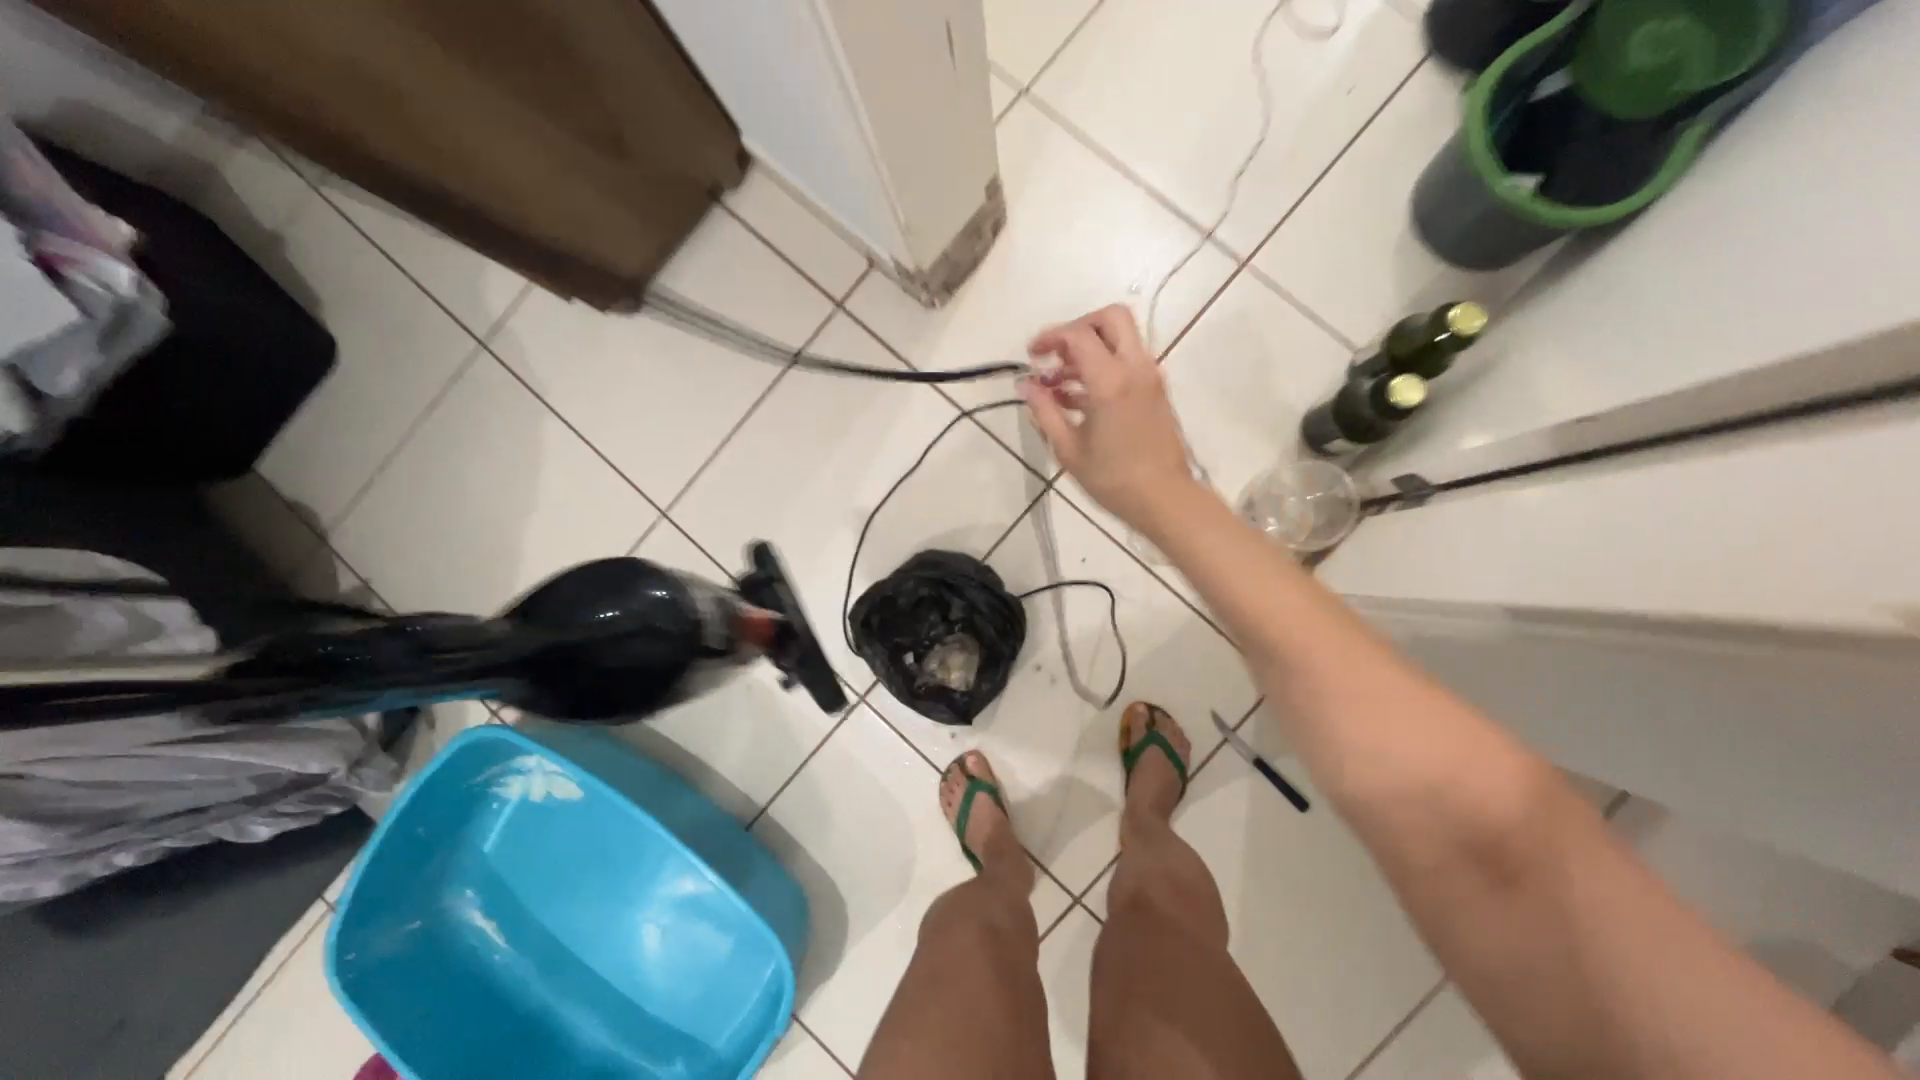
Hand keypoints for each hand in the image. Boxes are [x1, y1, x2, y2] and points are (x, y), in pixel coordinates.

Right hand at [1020, 305, 1198, 528]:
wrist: (1165, 498)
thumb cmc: (1113, 478)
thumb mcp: (1069, 449)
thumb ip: (1044, 411)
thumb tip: (1025, 385)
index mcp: (1111, 381)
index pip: (1078, 335)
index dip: (1050, 337)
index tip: (1032, 356)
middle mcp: (1135, 368)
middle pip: (1110, 318)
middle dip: (1078, 328)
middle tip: (1055, 354)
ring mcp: (1150, 377)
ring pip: (1121, 338)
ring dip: (1089, 349)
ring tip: (1058, 383)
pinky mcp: (1155, 390)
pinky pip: (1127, 361)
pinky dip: (1103, 365)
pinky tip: (1078, 398)